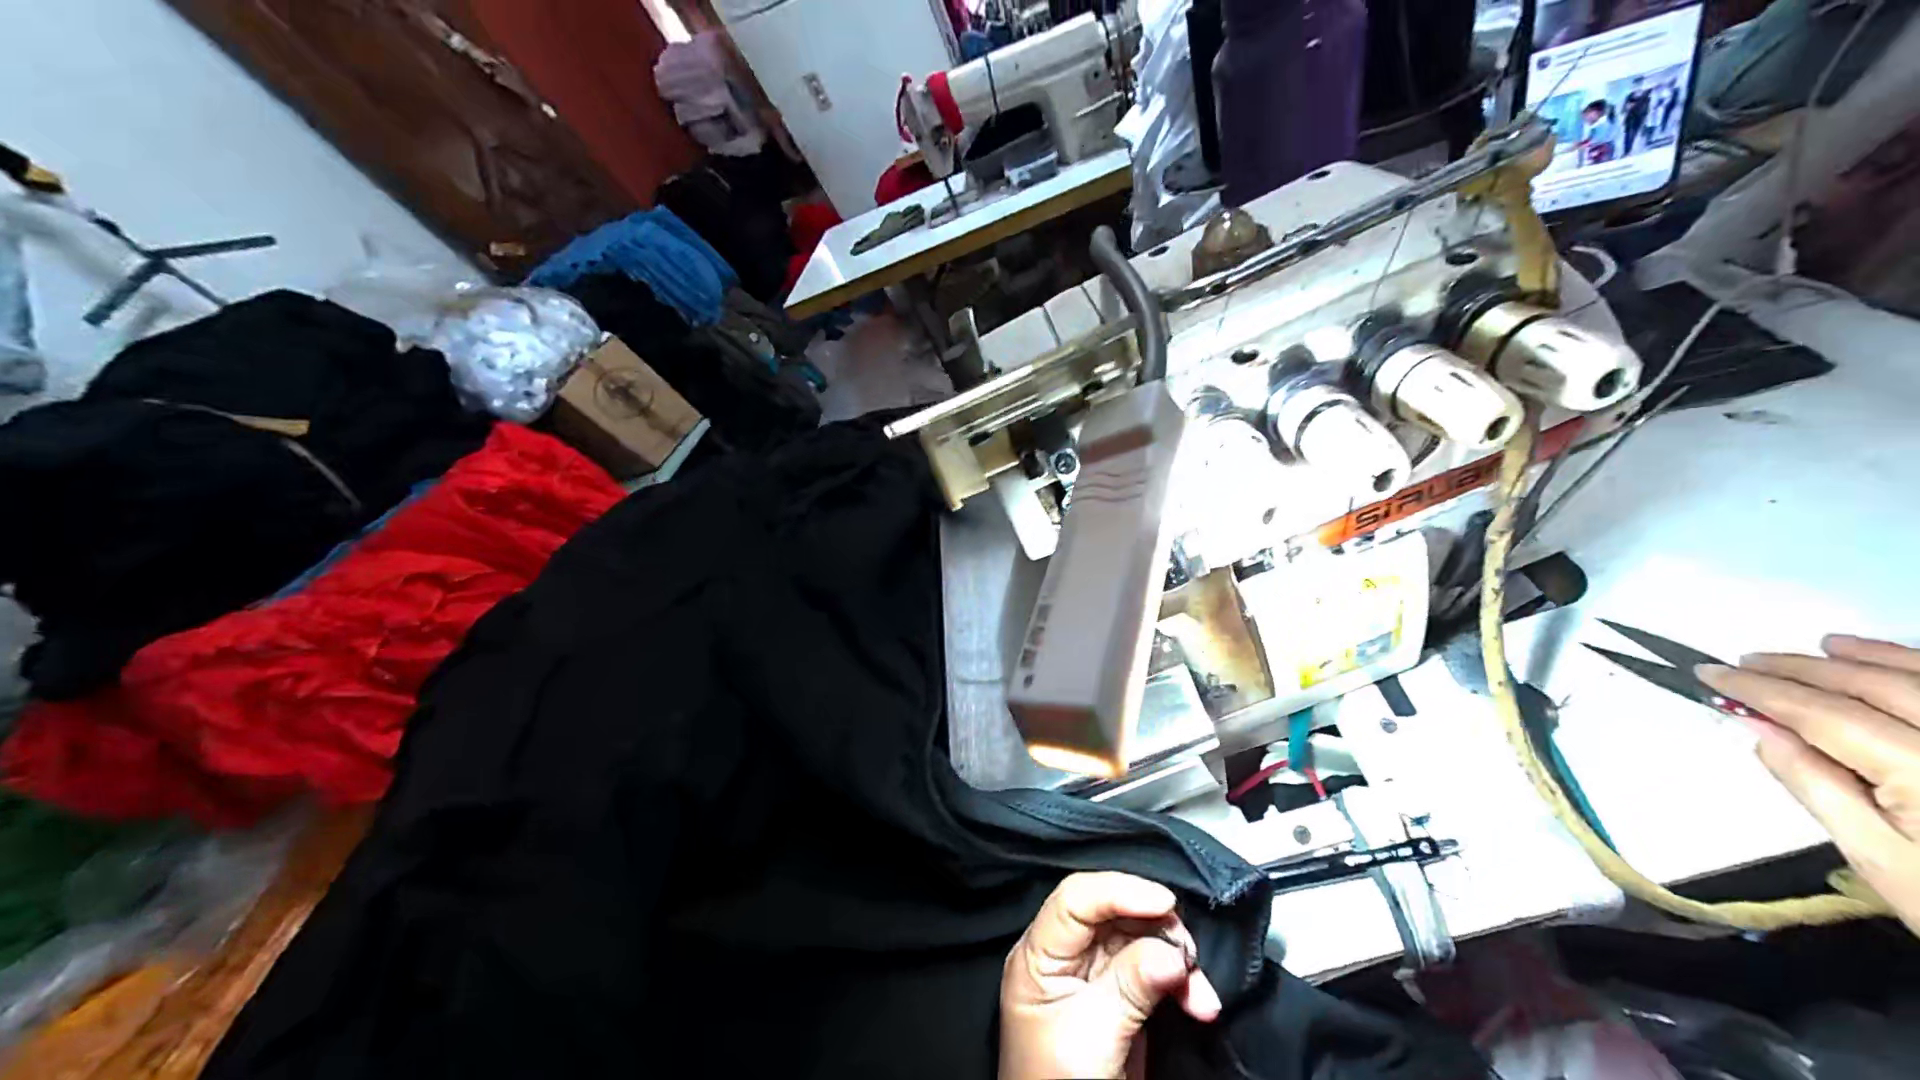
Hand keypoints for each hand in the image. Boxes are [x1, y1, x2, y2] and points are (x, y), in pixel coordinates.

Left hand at [999, 872, 1221, 1079]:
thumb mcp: (1090, 1039)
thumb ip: (1130, 987)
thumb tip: (1172, 952)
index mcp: (1038, 956)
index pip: (1075, 900)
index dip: (1119, 891)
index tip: (1166, 902)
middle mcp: (1062, 955)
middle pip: (1112, 914)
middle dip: (1157, 928)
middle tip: (1190, 958)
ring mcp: (1091, 975)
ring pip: (1138, 938)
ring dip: (1176, 958)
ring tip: (1200, 994)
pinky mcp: (1118, 998)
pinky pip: (1152, 970)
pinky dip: (1180, 982)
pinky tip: (1200, 1004)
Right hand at [1698, 634, 1919, 933]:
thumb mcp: (1878, 857)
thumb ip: (1816, 784)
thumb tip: (1759, 727)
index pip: (1824, 714)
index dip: (1760, 689)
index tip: (1709, 674)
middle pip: (1878, 687)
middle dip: (1805, 669)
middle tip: (1746, 661)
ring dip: (1872, 658)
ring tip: (1823, 646)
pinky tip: (1899, 664)